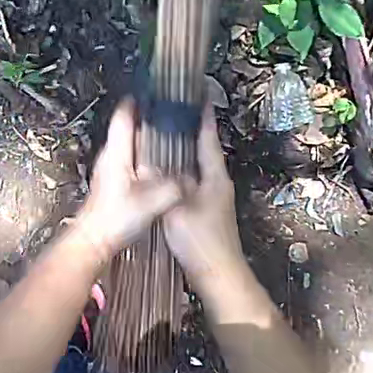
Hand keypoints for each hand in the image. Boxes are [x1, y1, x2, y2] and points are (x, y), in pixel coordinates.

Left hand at [70, 99, 184, 260]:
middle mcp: (110, 157)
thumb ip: (175, 187)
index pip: (123, 116)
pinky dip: (140, 154)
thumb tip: (191, 180)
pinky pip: (127, 159)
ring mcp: (108, 169)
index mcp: (117, 154)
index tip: (150, 91)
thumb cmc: (114, 219)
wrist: (93, 241)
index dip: (136, 101)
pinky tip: (155, 163)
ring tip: (163, 132)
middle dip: (144, 116)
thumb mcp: (153, 202)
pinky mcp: (111, 182)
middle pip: (124, 127)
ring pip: (126, 143)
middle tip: (164, 110)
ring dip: (142, 136)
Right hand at [161, 107, 255, 302]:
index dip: (203, 118)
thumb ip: (167, 183)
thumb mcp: (178, 207)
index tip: (198, 97)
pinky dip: (181, 171)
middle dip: (191, 132)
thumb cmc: (200, 239)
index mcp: (215, 177)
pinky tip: (166, 172)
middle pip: (204, 151)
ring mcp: (214, 198)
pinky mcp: (207, 211)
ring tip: (165, 136)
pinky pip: (193, 182)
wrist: (218, 275)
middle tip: (173, 113)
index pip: (208, 139)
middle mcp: (218, 183)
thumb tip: (154, 161)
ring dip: (184, 152)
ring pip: (198, 167)